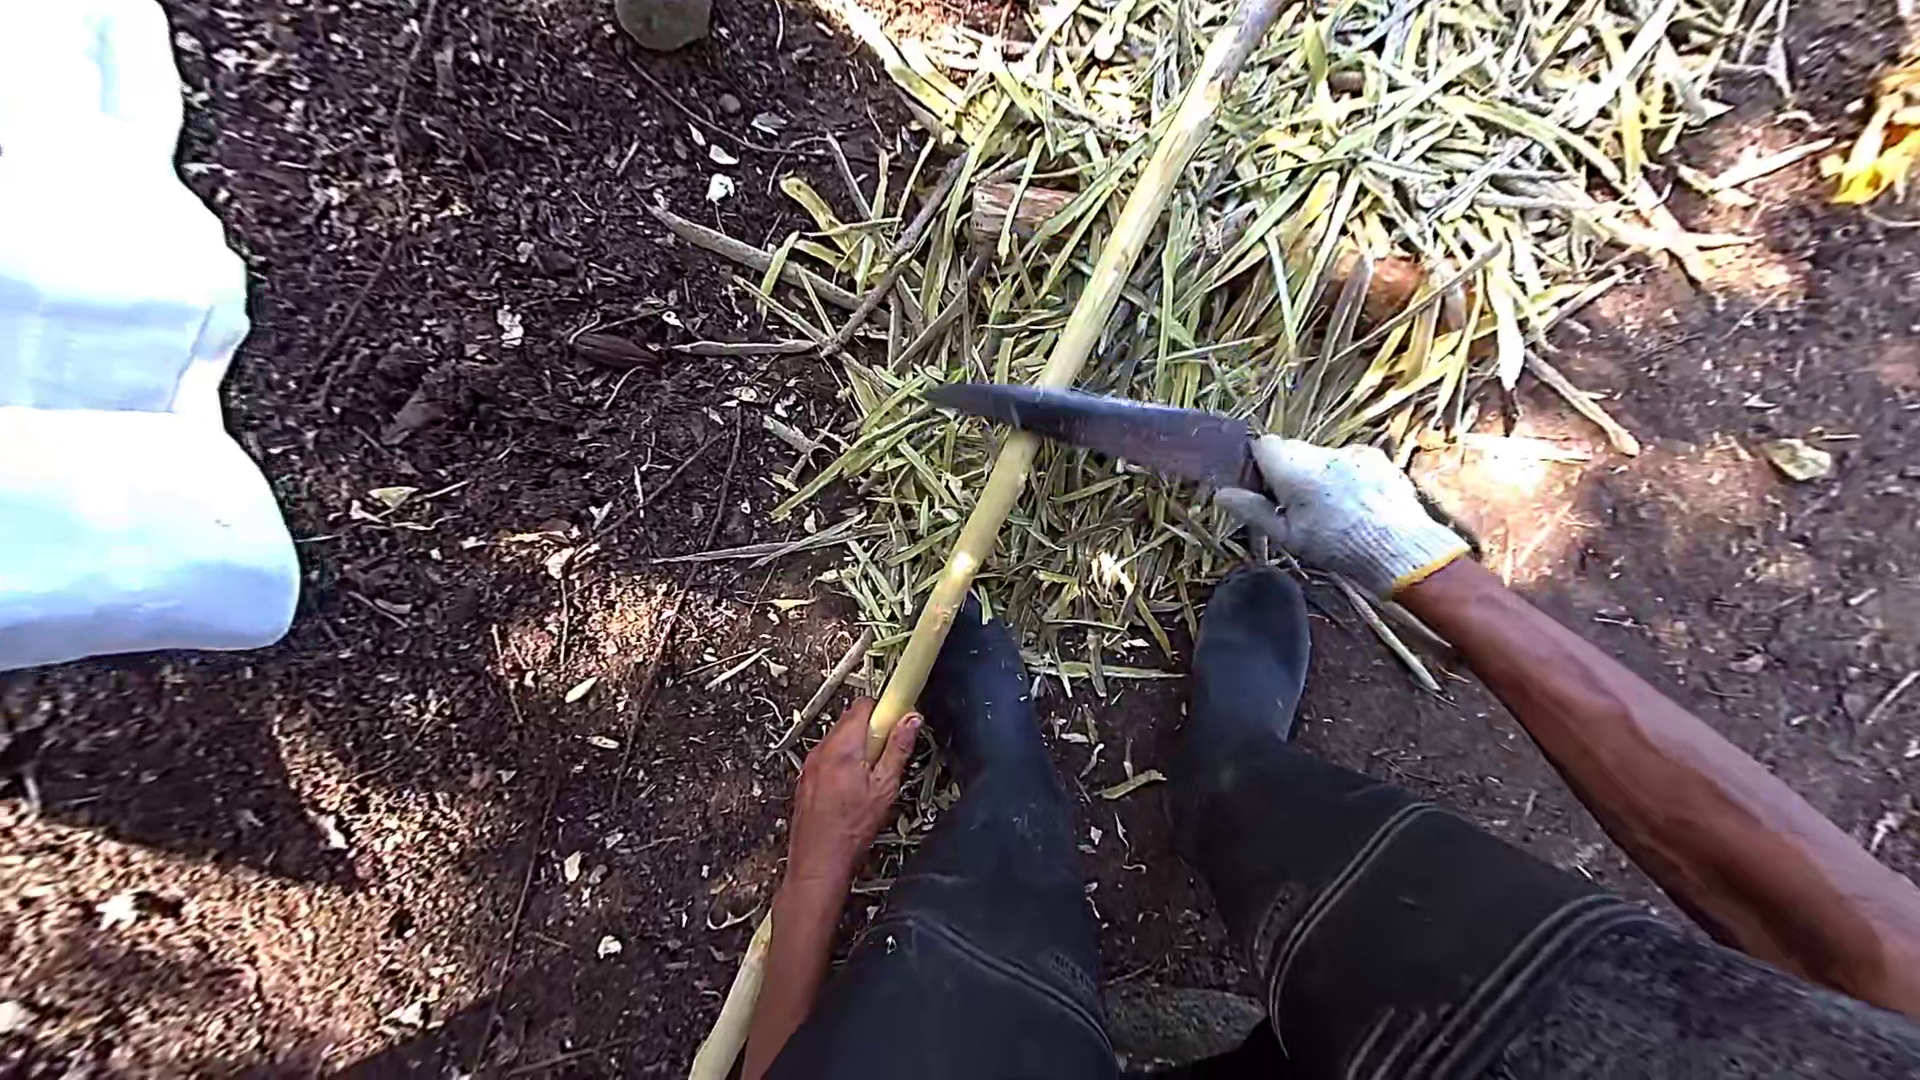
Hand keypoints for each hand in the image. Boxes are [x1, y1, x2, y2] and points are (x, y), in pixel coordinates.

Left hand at [787, 698, 920, 882]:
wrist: (819, 862)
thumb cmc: (849, 830)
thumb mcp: (885, 787)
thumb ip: (898, 748)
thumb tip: (911, 720)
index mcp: (843, 747)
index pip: (865, 704)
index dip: (886, 709)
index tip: (899, 718)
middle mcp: (823, 749)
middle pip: (853, 719)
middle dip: (874, 730)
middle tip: (887, 755)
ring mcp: (812, 762)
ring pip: (841, 737)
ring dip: (859, 746)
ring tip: (870, 776)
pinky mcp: (807, 775)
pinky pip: (829, 754)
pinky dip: (844, 760)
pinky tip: (853, 787)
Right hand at [1216, 436, 1467, 595]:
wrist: (1400, 550)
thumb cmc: (1335, 545)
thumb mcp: (1286, 534)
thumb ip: (1252, 509)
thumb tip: (1222, 493)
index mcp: (1294, 468)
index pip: (1263, 444)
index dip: (1258, 463)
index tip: (1262, 488)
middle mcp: (1322, 452)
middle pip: (1291, 450)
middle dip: (1287, 471)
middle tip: (1294, 505)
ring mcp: (1353, 452)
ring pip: (1319, 456)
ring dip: (1316, 474)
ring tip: (1327, 509)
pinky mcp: (1377, 458)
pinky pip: (1346, 461)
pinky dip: (1342, 476)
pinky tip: (1352, 503)